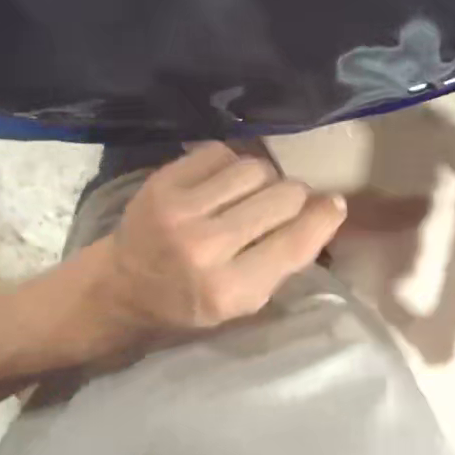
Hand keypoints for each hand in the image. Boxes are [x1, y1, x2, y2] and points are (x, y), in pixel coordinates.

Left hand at [64, 142, 345, 351]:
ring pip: (255, 168)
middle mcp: (206, 247)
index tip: (333, 204)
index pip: (296, 241)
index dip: (324, 217)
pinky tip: (224, 182)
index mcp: (230, 291)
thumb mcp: (242, 304)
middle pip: (282, 195)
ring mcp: (180, 210)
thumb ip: (282, 260)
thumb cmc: (188, 303)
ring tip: (252, 193)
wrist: (121, 286)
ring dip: (263, 178)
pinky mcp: (162, 182)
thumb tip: (327, 207)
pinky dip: (232, 163)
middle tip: (283, 204)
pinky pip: (221, 151)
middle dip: (293, 196)